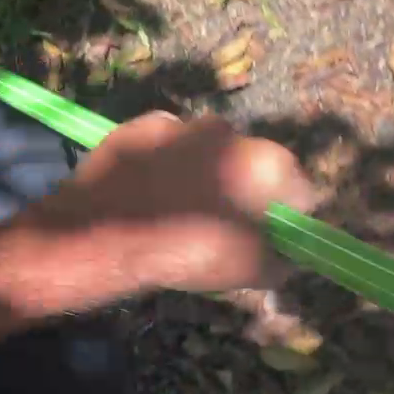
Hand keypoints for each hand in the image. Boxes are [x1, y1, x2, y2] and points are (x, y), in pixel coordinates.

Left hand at [23, 111, 317, 298]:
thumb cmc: (184, 252)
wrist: (99, 235)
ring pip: (200, 149)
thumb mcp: (252, 270)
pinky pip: (157, 144)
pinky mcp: (132, 126)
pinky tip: (140, 187)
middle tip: (210, 217)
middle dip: (236, 185)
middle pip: (245, 162)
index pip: (294, 190)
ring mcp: (175, 124)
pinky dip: (155, 159)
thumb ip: (280, 256)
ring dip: (194, 168)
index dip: (280, 214)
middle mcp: (226, 131)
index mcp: (269, 162)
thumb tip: (282, 254)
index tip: (259, 232)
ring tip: (170, 203)